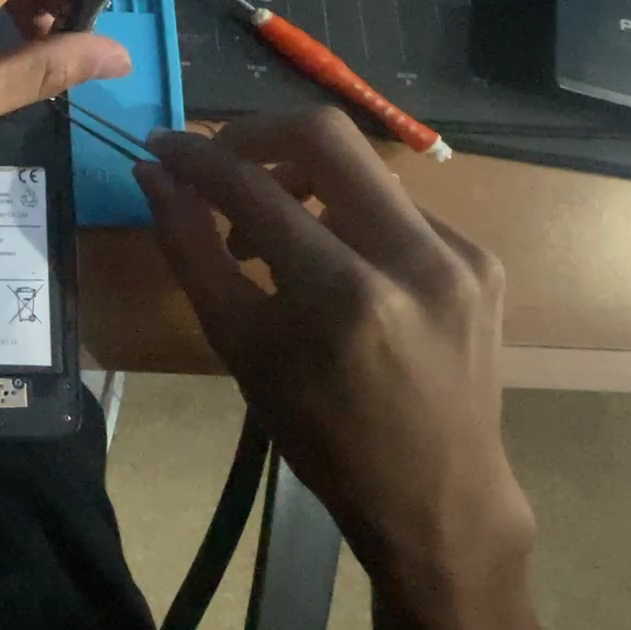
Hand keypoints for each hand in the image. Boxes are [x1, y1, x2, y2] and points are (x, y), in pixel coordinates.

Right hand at [133, 110, 539, 629]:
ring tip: (259, 225)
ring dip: (291, 173)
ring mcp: (459, 252)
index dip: (194, 155)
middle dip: (250, 133)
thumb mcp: (234, 340)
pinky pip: (388, 199)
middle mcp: (413, 257)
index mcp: (341, 294)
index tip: (160, 146)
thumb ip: (188, 246)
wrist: (436, 496)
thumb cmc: (316, 428)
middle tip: (212, 162)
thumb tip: (152, 175)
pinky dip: (335, 206)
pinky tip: (318, 252)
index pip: (250, 185)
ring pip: (357, 162)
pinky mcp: (479, 257)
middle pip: (323, 133)